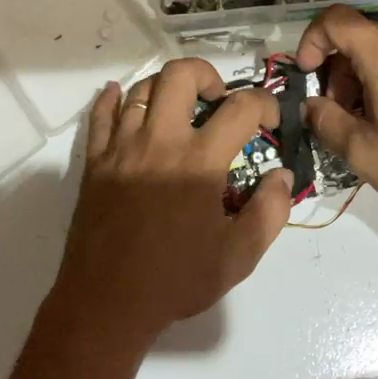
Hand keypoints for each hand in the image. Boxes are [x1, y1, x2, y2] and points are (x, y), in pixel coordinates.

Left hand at [47, 59, 292, 348]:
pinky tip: (122, 98)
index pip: (241, 108)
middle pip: (180, 75)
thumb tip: (282, 176)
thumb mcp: (238, 256)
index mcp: (199, 161)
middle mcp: (160, 141)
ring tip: (178, 108)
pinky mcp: (95, 161)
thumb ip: (269, 212)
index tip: (271, 119)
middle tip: (217, 100)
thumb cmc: (176, 280)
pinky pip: (100, 115)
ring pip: (141, 88)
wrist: (107, 304)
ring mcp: (122, 147)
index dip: (265, 104)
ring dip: (166, 87)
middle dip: (207, 75)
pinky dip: (112, 99)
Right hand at [296, 5, 377, 233]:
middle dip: (340, 68)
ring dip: (368, 78)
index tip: (309, 74)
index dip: (312, 39)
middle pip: (363, 37)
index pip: (336, 20)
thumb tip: (311, 105)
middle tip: (340, 111)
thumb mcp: (363, 154)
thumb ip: (327, 123)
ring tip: (373, 123)